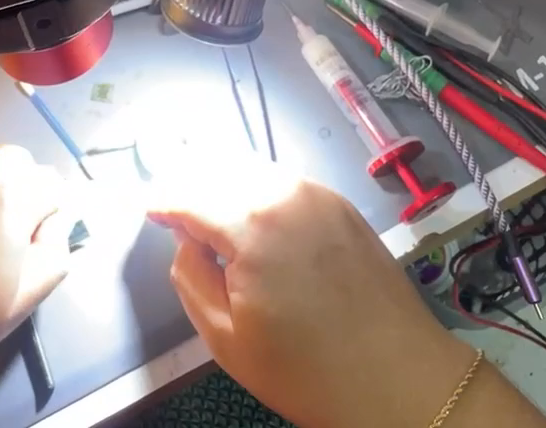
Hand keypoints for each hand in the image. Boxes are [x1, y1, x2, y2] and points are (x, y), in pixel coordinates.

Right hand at [149, 160, 545, 427]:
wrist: (400, 380)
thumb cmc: (306, 369)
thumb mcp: (226, 337)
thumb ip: (190, 274)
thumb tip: (186, 236)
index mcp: (249, 223)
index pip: (188, 194)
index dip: (161, 200)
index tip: (145, 208)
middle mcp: (281, 191)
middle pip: (217, 167)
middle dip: (187, 180)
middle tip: (168, 199)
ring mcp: (315, 191)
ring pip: (250, 165)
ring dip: (220, 175)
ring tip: (202, 198)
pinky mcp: (338, 200)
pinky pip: (281, 177)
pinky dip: (254, 181)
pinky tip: (247, 203)